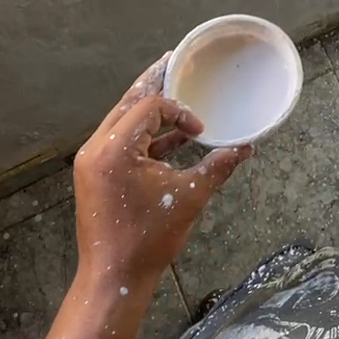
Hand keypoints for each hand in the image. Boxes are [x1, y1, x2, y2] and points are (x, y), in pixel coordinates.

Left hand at [73, 54, 251, 290]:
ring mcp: (92, 161)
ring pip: (122, 120)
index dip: (179, 111)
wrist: (114, 279)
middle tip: (173, 60)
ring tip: (173, 91)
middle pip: (129, 103)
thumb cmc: (149, 238)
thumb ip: (218, 166)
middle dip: (154, 83)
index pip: (149, 107)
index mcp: (115, 149)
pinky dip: (144, 134)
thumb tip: (247, 148)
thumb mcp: (190, 197)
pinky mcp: (95, 174)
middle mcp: (97, 148)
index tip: (201, 131)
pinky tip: (171, 137)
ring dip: (149, 109)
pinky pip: (120, 141)